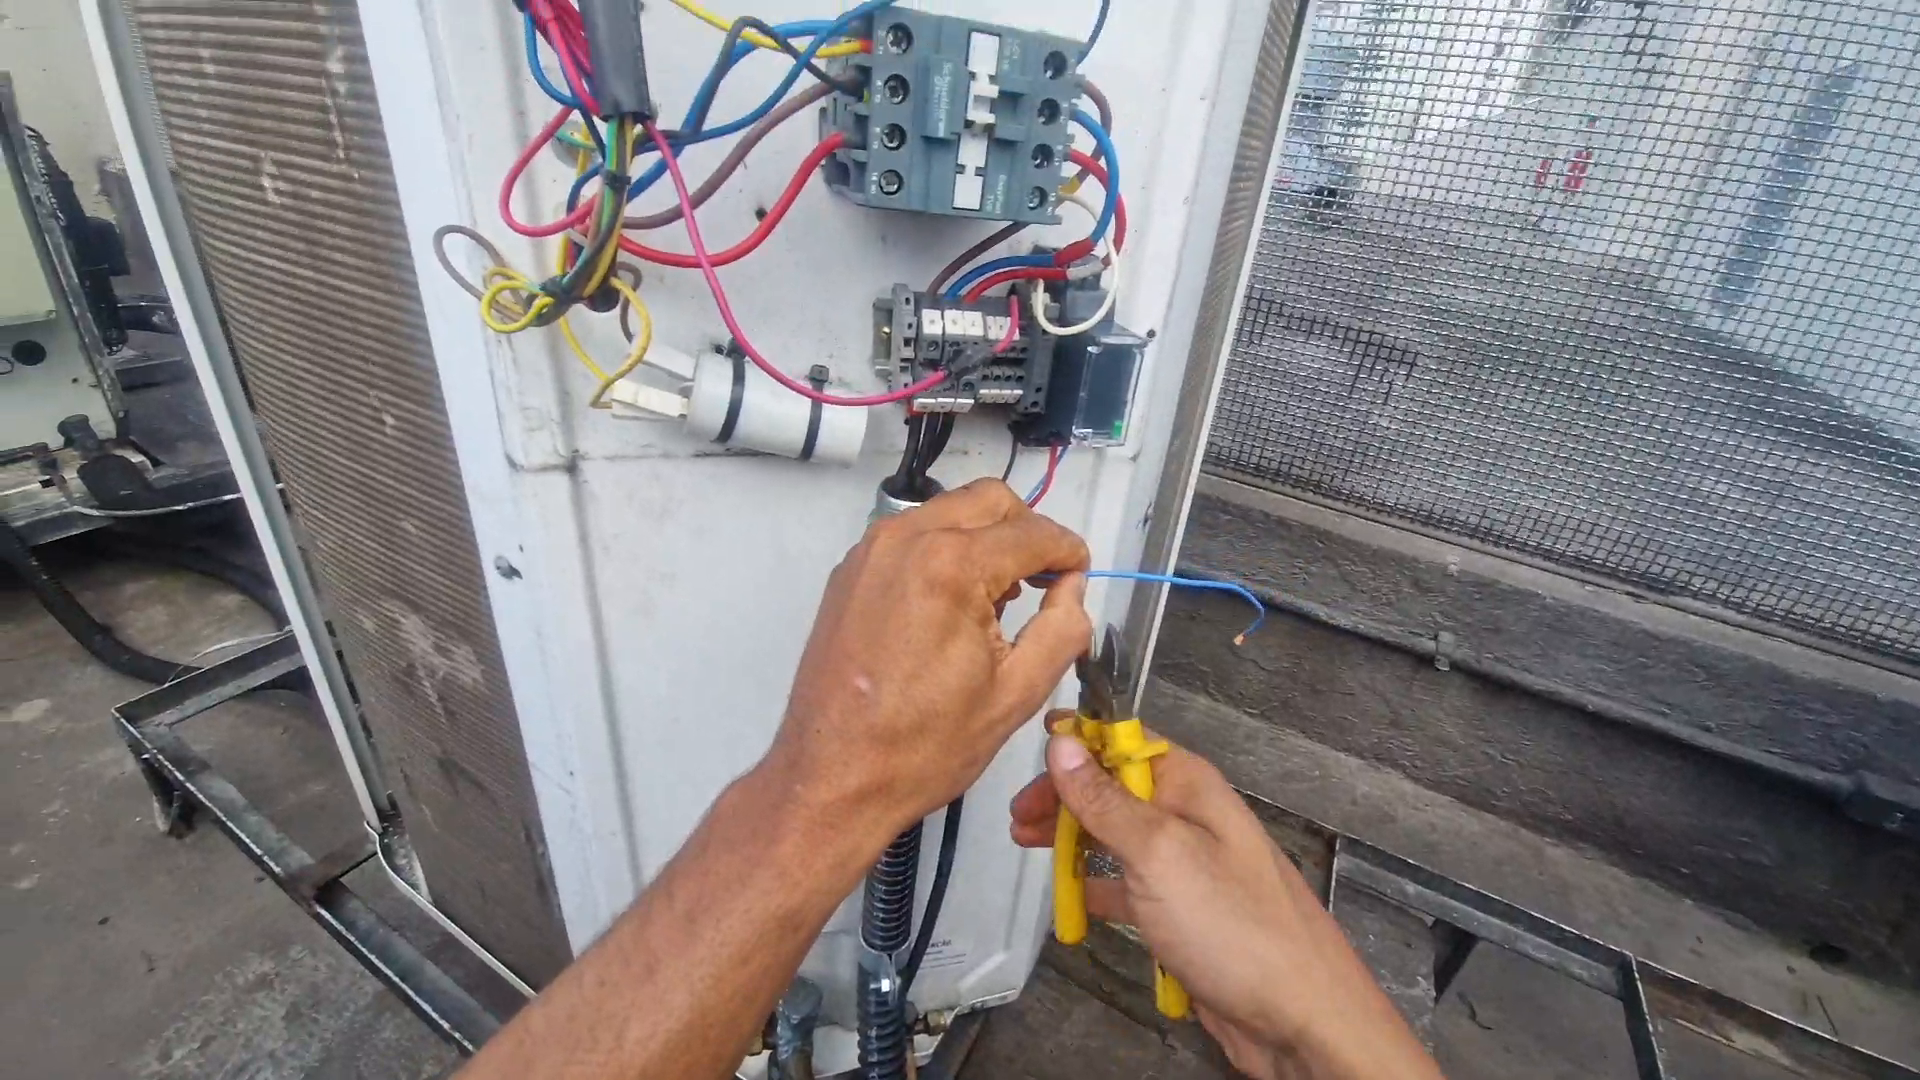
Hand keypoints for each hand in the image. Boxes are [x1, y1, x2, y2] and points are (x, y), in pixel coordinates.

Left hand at [771, 480, 1091, 840]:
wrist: (833, 776)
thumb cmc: (927, 744)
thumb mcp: (1016, 694)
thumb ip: (1061, 628)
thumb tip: (1072, 586)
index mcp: (951, 565)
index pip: (1032, 532)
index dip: (1068, 551)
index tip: (1080, 573)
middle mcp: (906, 538)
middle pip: (989, 499)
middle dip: (1027, 530)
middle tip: (1043, 579)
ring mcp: (870, 550)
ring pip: (948, 510)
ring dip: (985, 536)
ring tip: (998, 596)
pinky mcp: (849, 570)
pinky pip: (912, 535)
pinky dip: (944, 549)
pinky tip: (951, 602)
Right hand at [1011, 722, 1444, 1079]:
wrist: (1303, 1021)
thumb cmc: (1230, 922)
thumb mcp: (1158, 852)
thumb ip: (1104, 798)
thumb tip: (1062, 742)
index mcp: (1187, 784)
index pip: (1124, 741)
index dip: (1078, 740)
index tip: (1033, 747)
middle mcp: (1186, 814)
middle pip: (1112, 788)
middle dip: (1064, 795)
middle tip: (1018, 816)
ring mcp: (1185, 865)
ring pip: (1115, 835)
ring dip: (1071, 836)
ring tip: (1026, 844)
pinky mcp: (1180, 910)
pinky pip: (1127, 884)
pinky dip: (1095, 885)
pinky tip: (1068, 898)